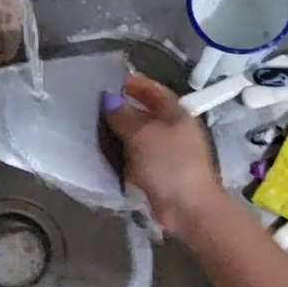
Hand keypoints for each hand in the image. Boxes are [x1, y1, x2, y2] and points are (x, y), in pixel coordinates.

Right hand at [101, 73, 225, 233]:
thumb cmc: (169, 163)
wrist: (188, 206)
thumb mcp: (142, 134)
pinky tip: (109, 157)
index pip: (156, 92)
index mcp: (177, 114)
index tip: (116, 80)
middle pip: (149, 114)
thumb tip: (108, 99)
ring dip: (124, 134)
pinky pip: (140, 159)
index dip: (137, 84)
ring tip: (99, 129)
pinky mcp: (162, 174)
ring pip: (143, 138)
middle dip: (127, 109)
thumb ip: (124, 115)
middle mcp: (176, 131)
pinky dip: (126, 156)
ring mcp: (170, 154)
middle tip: (100, 105)